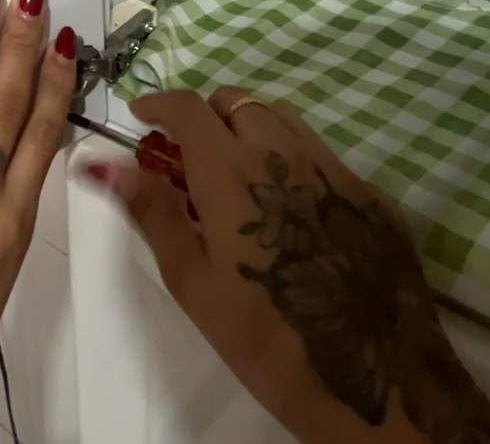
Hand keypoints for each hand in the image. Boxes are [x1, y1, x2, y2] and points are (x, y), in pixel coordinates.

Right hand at [87, 87, 489, 443]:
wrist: (382, 388)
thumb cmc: (267, 339)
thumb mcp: (193, 281)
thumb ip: (153, 211)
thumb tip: (107, 165)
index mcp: (231, 171)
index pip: (188, 107)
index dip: (159, 103)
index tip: (142, 117)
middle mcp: (284, 154)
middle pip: (237, 100)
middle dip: (205, 113)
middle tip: (190, 152)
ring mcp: (336, 171)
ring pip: (282, 117)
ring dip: (248, 125)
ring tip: (236, 171)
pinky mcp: (373, 197)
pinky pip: (321, 153)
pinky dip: (289, 157)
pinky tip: (288, 206)